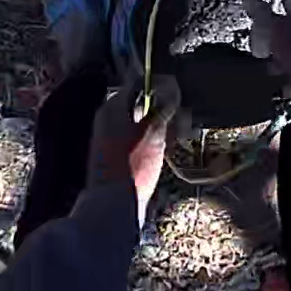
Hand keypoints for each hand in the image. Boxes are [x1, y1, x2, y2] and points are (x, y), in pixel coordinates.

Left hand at [89, 77, 177, 223]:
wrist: (112, 206)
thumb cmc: (132, 165)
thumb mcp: (154, 131)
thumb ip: (164, 107)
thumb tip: (172, 87)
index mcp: (112, 108)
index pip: (136, 83)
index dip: (158, 83)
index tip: (177, 87)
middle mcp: (108, 120)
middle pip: (140, 103)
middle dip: (163, 106)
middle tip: (182, 113)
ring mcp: (111, 139)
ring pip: (142, 122)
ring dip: (162, 123)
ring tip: (180, 130)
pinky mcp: (118, 157)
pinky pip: (139, 138)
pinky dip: (154, 138)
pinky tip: (168, 146)